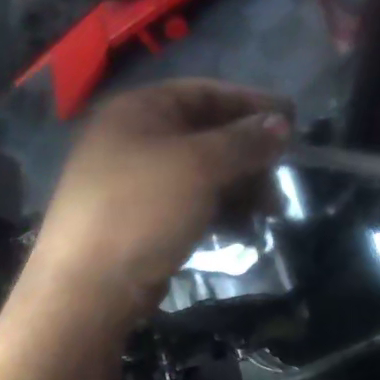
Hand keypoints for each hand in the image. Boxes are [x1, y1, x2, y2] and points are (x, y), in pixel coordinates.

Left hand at [34, 79, 289, 309]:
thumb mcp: (200, 167)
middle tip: (283, 174)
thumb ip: (245, 141)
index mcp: (140, 110)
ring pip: (202, 171)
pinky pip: (190, 200)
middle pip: (206, 133)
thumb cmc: (143, 208)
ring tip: (270, 209)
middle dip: (249, 153)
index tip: (292, 119)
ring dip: (240, 185)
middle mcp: (135, 137)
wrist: (87, 287)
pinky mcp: (142, 217)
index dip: (250, 103)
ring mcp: (136, 179)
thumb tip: (283, 123)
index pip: (206, 92)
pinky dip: (220, 208)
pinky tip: (244, 228)